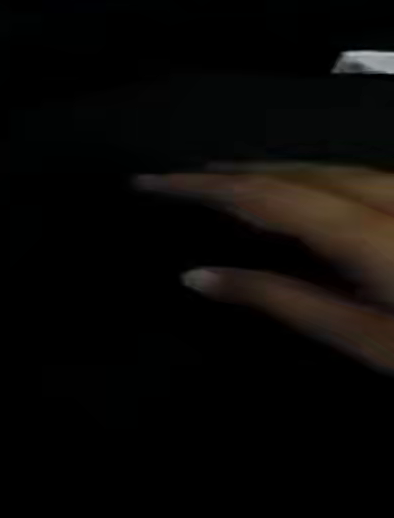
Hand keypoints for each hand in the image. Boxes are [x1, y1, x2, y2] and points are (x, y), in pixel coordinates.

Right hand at [138, 165, 393, 373]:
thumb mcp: (378, 346)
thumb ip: (286, 303)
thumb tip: (195, 276)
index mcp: (379, 240)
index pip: (269, 196)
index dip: (201, 185)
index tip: (146, 182)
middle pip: (314, 174)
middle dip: (242, 171)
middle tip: (184, 175)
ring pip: (355, 172)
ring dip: (287, 171)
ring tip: (240, 177)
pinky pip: (385, 186)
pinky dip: (334, 181)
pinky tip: (323, 191)